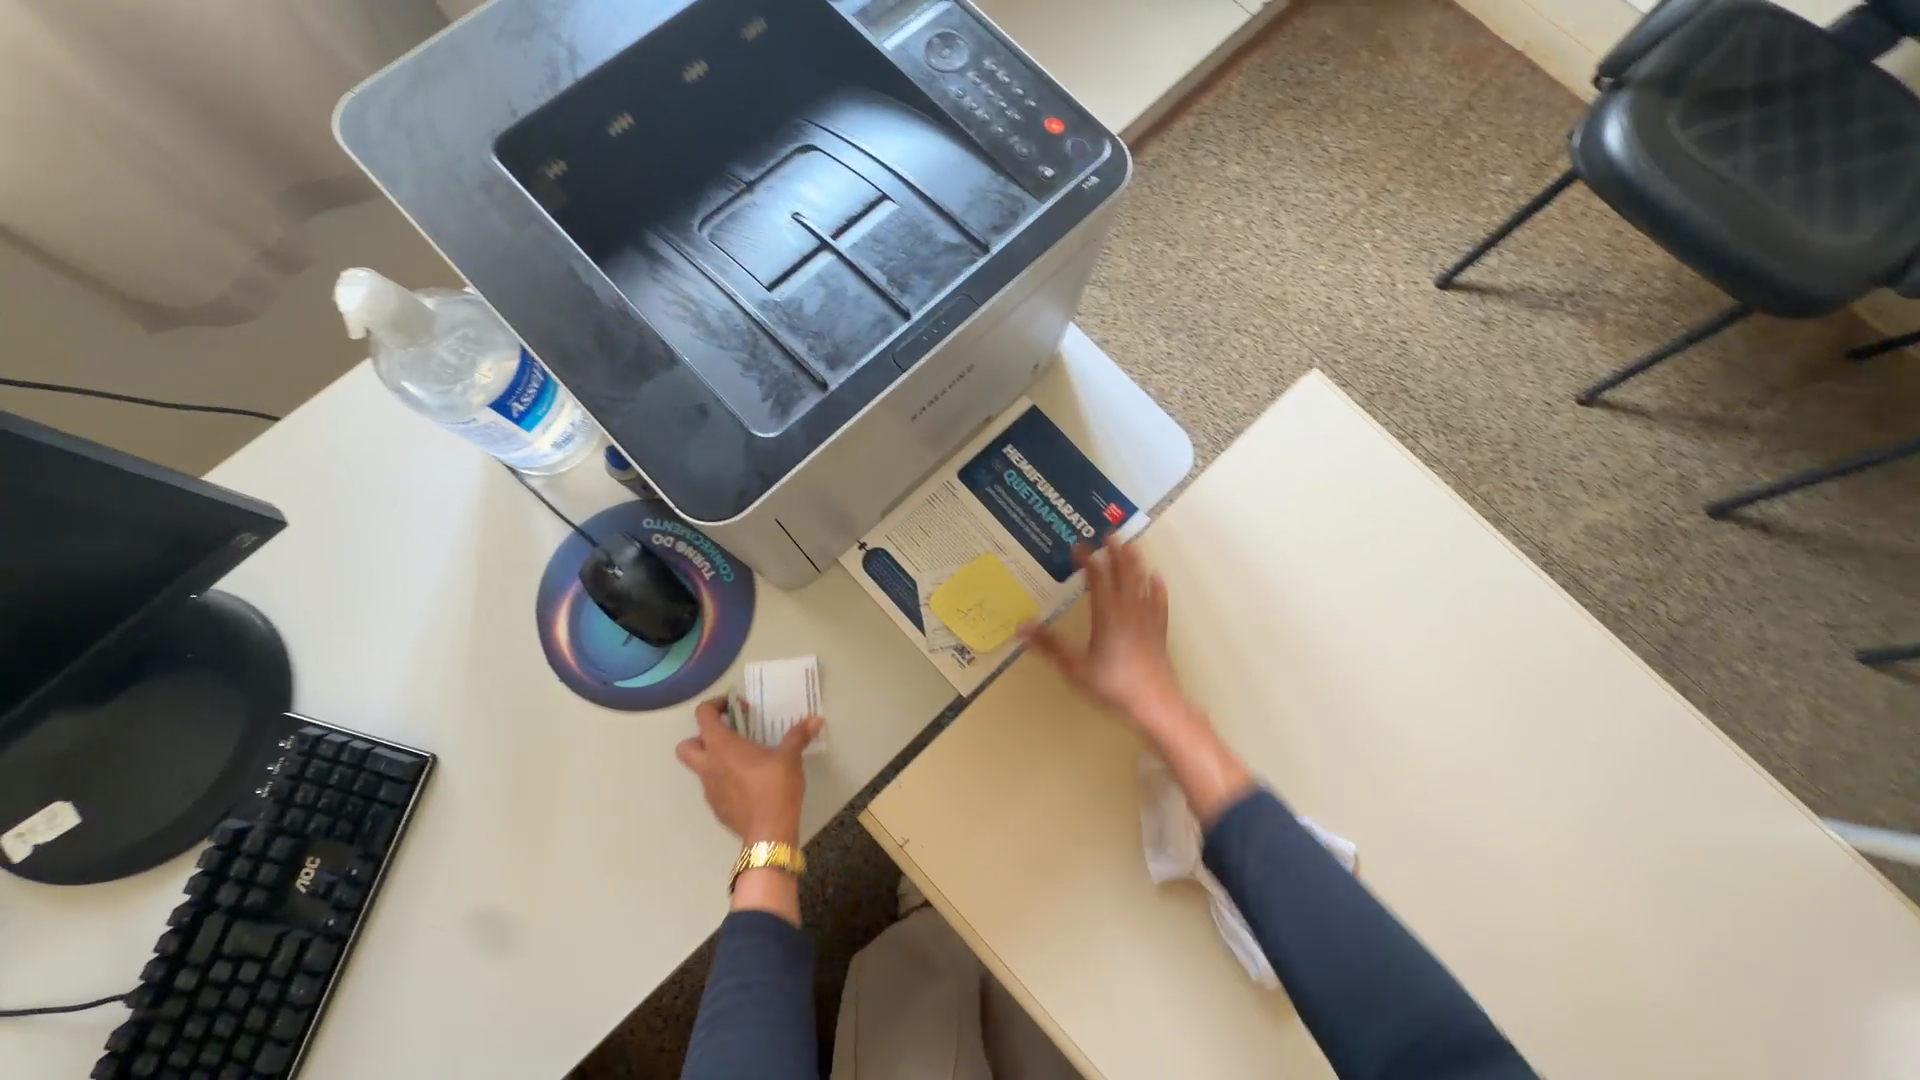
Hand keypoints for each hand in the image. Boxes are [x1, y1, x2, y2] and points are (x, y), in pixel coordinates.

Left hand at [675, 697, 821, 845]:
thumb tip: (816, 719)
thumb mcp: (790, 757)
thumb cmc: (776, 786)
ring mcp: (709, 789)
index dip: (715, 706)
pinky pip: (713, 787)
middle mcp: (709, 765)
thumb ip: (799, 735)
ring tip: (743, 761)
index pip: (703, 716)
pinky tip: (748, 785)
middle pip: (686, 746)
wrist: (769, 832)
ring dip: (714, 760)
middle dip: (700, 737)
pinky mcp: (716, 807)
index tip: (736, 708)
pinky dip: (724, 781)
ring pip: (699, 769)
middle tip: (727, 737)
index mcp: (722, 746)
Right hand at [1021, 535, 1252, 824]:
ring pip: (1142, 582)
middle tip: (1109, 534)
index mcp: (1107, 614)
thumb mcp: (1074, 668)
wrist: (1155, 705)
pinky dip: (1156, 587)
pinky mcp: (1159, 631)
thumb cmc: (1112, 686)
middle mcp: (1129, 610)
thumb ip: (1049, 646)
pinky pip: (1159, 602)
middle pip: (1124, 572)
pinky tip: (1156, 579)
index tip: (1079, 545)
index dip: (1088, 559)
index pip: (1097, 577)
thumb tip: (1021, 626)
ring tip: (1130, 546)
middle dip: (1116, 551)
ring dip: (1135, 562)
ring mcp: (1148, 619)